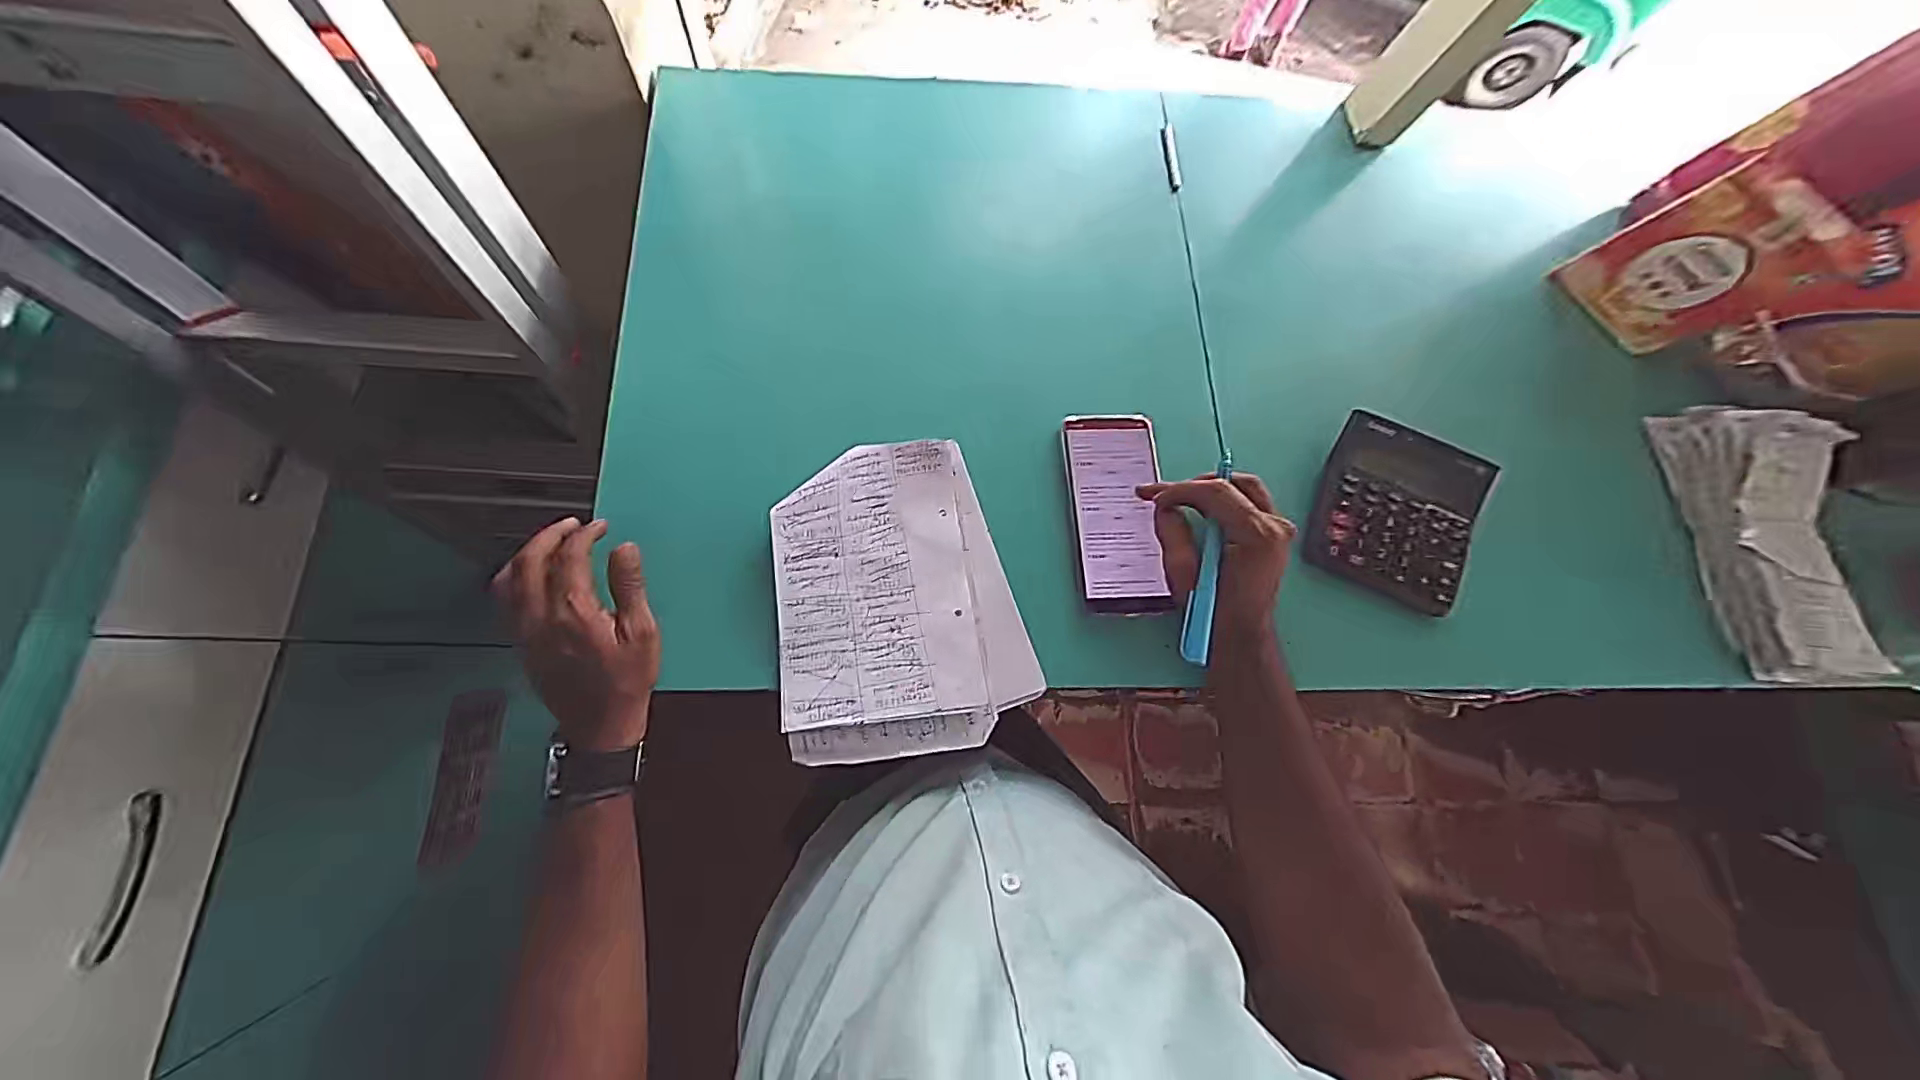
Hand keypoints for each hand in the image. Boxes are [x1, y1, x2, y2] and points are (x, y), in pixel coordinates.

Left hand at [493, 518, 659, 749]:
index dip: (584, 535)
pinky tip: (529, 573)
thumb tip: (624, 550)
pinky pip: (505, 598)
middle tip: (573, 526)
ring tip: (550, 542)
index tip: (599, 528)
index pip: (570, 557)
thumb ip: (630, 587)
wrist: (601, 722)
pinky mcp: (521, 642)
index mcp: (574, 612)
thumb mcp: (643, 632)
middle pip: (532, 560)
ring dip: (529, 552)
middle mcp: (543, 618)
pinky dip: (514, 575)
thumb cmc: (626, 681)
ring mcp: (526, 631)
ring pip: (510, 577)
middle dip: (551, 535)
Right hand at [1136, 472, 1296, 638]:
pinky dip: (1222, 503)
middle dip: (1196, 485)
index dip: (1180, 490)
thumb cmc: (1215, 613)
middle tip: (1166, 494)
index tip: (1156, 497)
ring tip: (1180, 500)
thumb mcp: (1184, 573)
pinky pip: (1248, 505)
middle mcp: (1274, 528)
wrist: (1241, 636)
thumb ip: (1173, 533)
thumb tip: (1166, 507)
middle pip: (1234, 484)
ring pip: (1244, 490)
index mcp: (1256, 536)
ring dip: (1209, 492)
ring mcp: (1278, 531)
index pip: (1216, 492)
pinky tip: (1200, 512)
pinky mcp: (1273, 537)